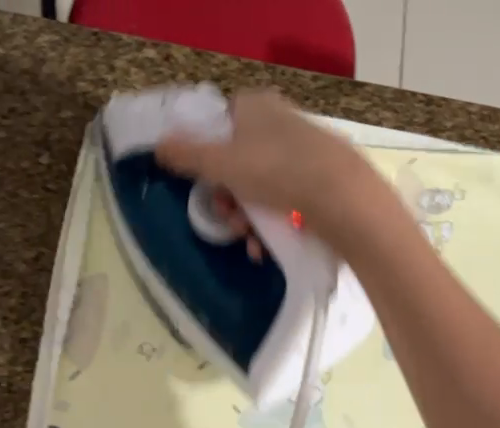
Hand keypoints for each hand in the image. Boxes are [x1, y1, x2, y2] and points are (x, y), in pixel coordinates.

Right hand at [155, 90, 392, 237]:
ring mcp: (303, 151)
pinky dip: (271, 225)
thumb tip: (159, 146)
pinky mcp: (320, 181)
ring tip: (248, 240)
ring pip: (260, 187)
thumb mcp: (221, 164)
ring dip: (246, 218)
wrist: (340, 197)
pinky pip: (285, 202)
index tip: (203, 184)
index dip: (207, 155)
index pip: (220, 123)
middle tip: (227, 220)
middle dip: (227, 198)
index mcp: (255, 106)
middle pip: (238, 162)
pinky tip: (265, 247)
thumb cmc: (274, 171)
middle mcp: (280, 122)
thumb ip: (187, 155)